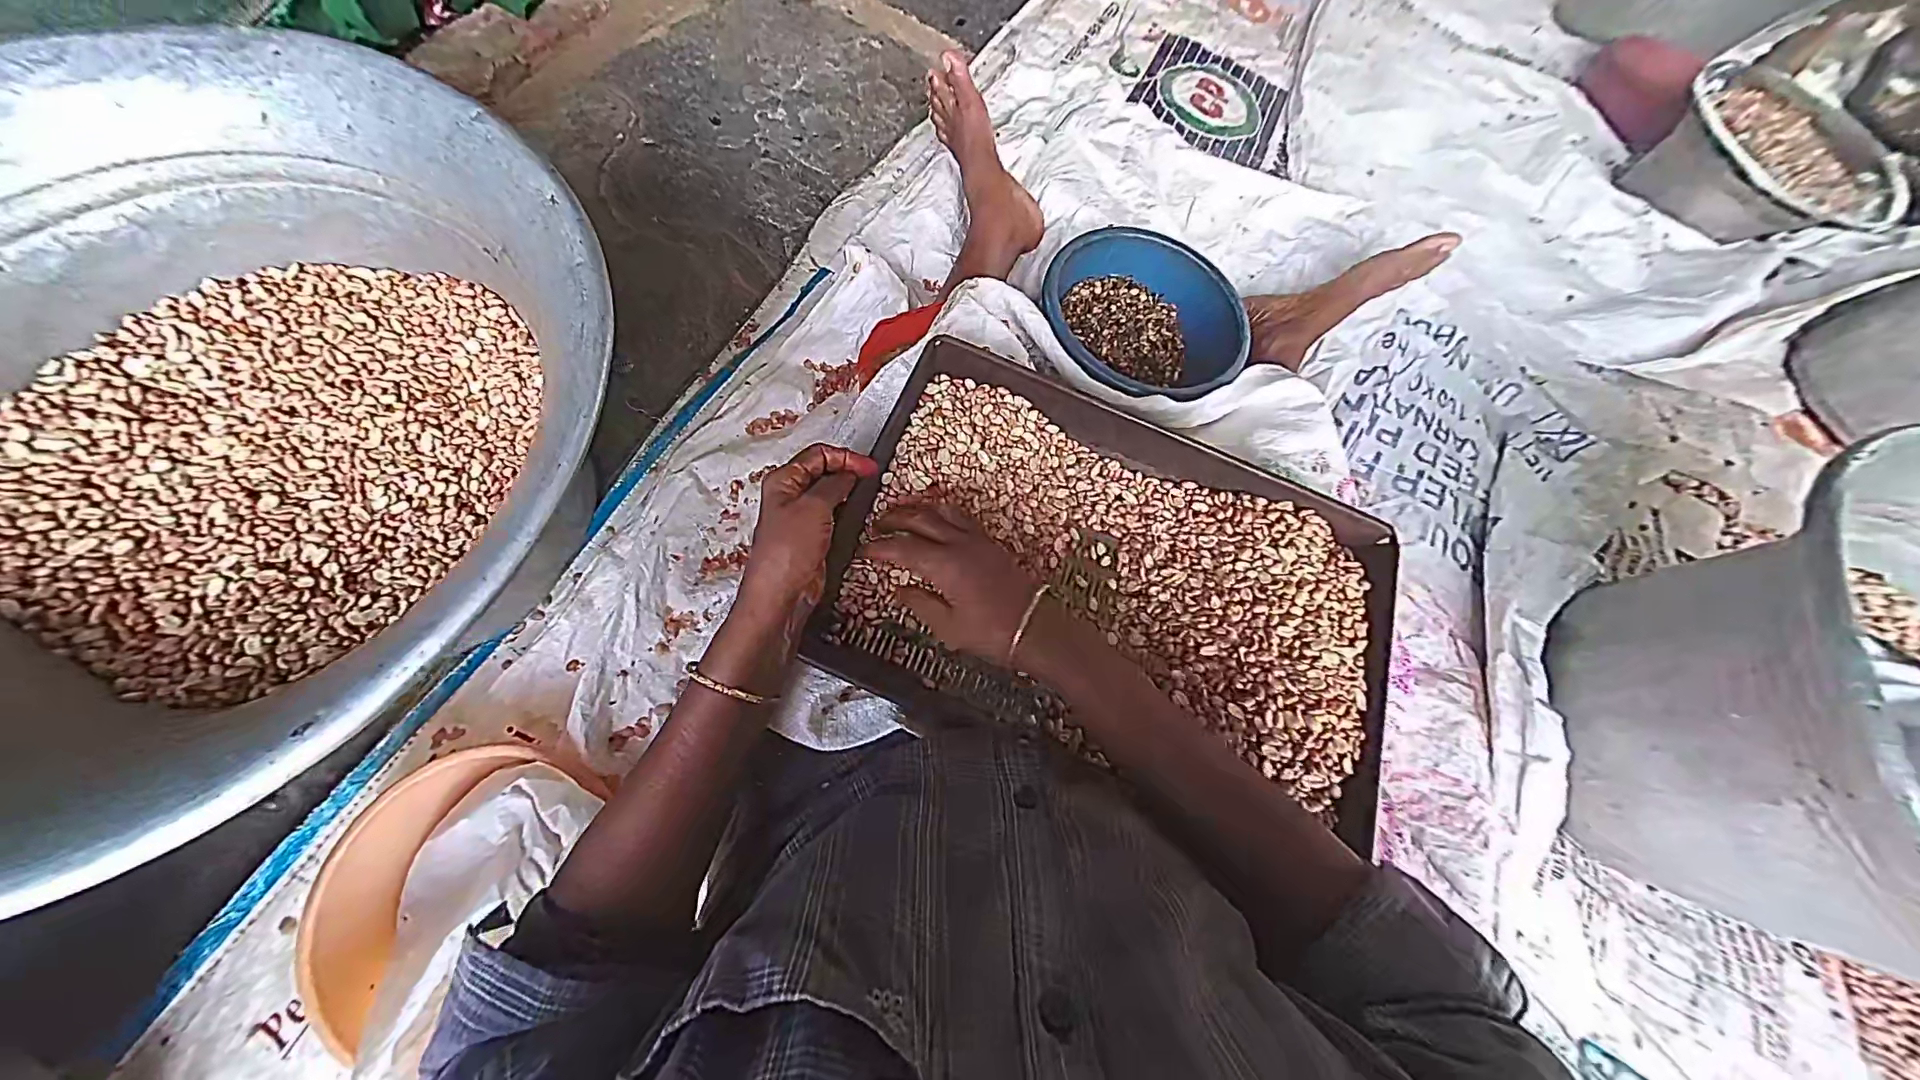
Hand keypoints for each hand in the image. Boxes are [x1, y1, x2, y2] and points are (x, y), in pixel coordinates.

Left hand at [735, 443, 877, 629]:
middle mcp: (790, 497)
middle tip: (870, 476)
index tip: (867, 467)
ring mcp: (802, 517)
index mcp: (783, 481)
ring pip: (831, 494)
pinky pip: (834, 516)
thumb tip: (848, 474)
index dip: (845, 457)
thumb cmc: (785, 554)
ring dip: (849, 493)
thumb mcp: (814, 507)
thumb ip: (834, 485)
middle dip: (848, 471)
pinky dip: (847, 513)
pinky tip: (858, 516)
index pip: (818, 455)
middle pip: (824, 472)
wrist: (782, 593)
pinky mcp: (814, 537)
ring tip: (867, 493)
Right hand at [861, 503, 1044, 663]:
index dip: (879, 548)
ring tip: (901, 508)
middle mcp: (960, 545)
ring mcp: (978, 541)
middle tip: (876, 525)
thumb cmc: (993, 633)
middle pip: (919, 519)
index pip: (902, 548)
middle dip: (893, 519)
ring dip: (918, 507)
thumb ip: (920, 603)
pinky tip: (936, 516)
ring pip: (941, 511)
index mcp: (944, 565)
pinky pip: (961, 517)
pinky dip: (941, 511)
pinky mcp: (991, 544)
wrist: (1035, 629)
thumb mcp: (947, 627)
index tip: (865, 550)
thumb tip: (901, 591)